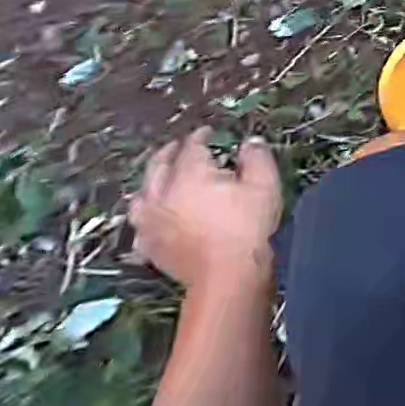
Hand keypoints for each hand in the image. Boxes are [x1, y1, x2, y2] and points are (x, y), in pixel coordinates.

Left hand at [130, 128, 281, 292]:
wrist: (228, 273)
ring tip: (161, 176)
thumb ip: (256, 157)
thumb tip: (248, 142)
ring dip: (151, 180)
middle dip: (169, 152)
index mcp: (190, 175)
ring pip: (141, 193)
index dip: (200, 136)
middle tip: (180, 145)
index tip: (208, 131)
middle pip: (158, 166)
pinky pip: (139, 221)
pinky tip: (154, 212)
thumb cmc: (248, 224)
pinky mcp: (148, 244)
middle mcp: (162, 194)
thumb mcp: (265, 183)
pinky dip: (146, 210)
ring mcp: (150, 222)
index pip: (191, 148)